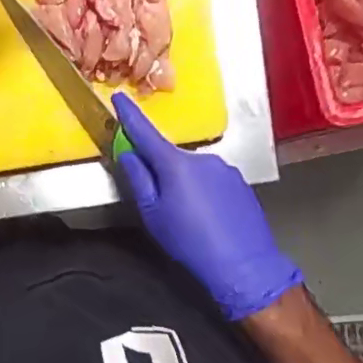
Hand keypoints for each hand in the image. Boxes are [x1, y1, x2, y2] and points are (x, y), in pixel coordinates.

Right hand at [114, 94, 302, 320]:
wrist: (243, 264)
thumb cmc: (189, 241)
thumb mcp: (152, 214)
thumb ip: (138, 180)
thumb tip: (129, 154)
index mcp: (175, 164)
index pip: (146, 133)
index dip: (129, 116)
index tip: (119, 98)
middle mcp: (202, 158)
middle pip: (170, 157)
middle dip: (159, 171)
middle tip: (155, 202)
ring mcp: (224, 169)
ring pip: (192, 171)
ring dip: (182, 186)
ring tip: (185, 219)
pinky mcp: (239, 183)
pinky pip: (212, 181)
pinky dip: (202, 194)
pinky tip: (205, 219)